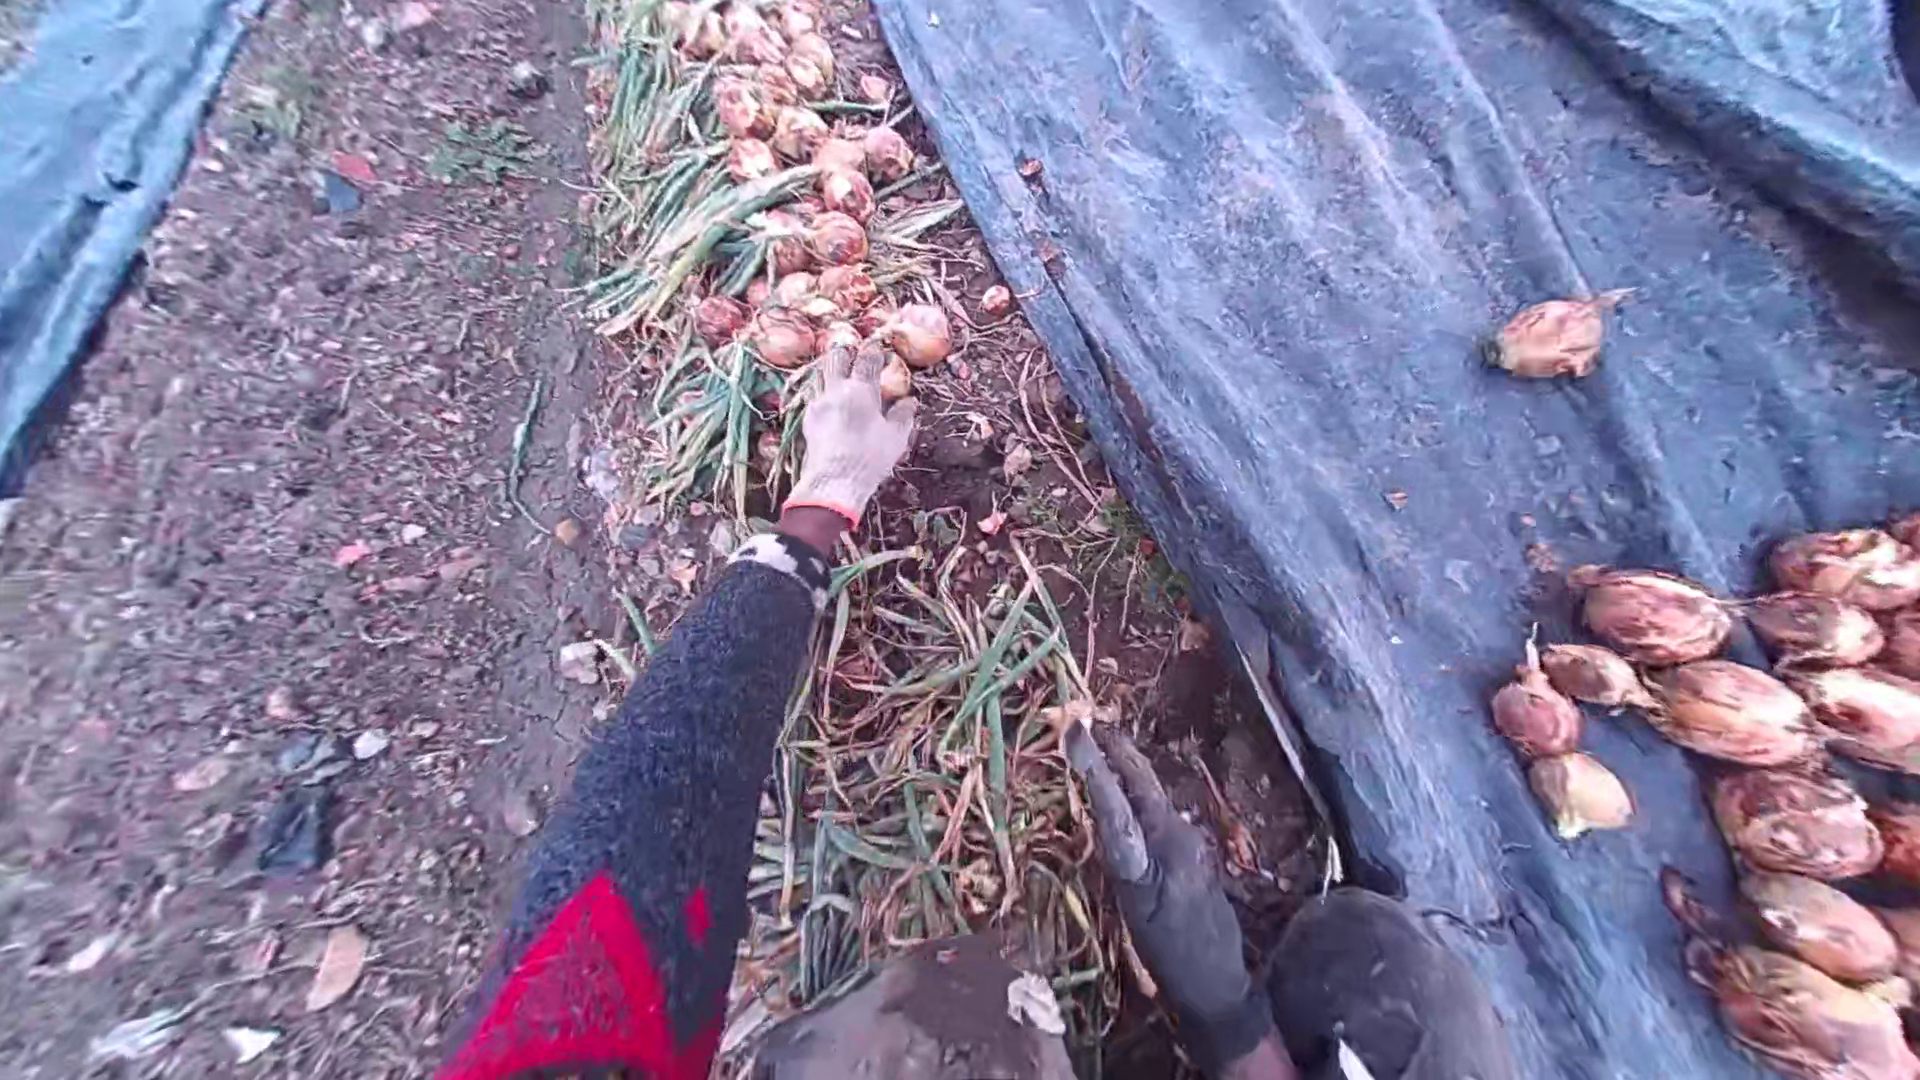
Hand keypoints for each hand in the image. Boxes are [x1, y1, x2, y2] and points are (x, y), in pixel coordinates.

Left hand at [784, 342, 916, 527]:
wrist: (835, 481)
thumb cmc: (870, 458)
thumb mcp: (895, 438)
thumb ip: (902, 416)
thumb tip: (909, 401)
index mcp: (861, 390)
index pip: (867, 360)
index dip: (874, 351)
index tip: (879, 348)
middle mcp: (836, 390)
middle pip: (836, 359)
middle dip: (844, 352)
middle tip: (851, 351)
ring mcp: (819, 404)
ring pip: (821, 376)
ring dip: (830, 371)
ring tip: (838, 374)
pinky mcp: (808, 420)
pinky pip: (815, 398)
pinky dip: (823, 394)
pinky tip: (829, 402)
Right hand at [1069, 724, 1278, 1075]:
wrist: (1219, 984)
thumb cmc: (1168, 951)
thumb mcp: (1133, 908)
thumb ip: (1122, 855)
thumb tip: (1107, 812)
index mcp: (1160, 846)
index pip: (1118, 797)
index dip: (1094, 763)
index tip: (1076, 729)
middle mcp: (1177, 832)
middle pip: (1141, 781)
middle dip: (1115, 749)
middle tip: (1087, 723)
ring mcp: (1188, 837)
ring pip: (1150, 791)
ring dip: (1124, 765)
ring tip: (1100, 745)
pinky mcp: (1192, 846)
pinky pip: (1157, 806)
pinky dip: (1135, 788)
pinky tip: (1124, 786)